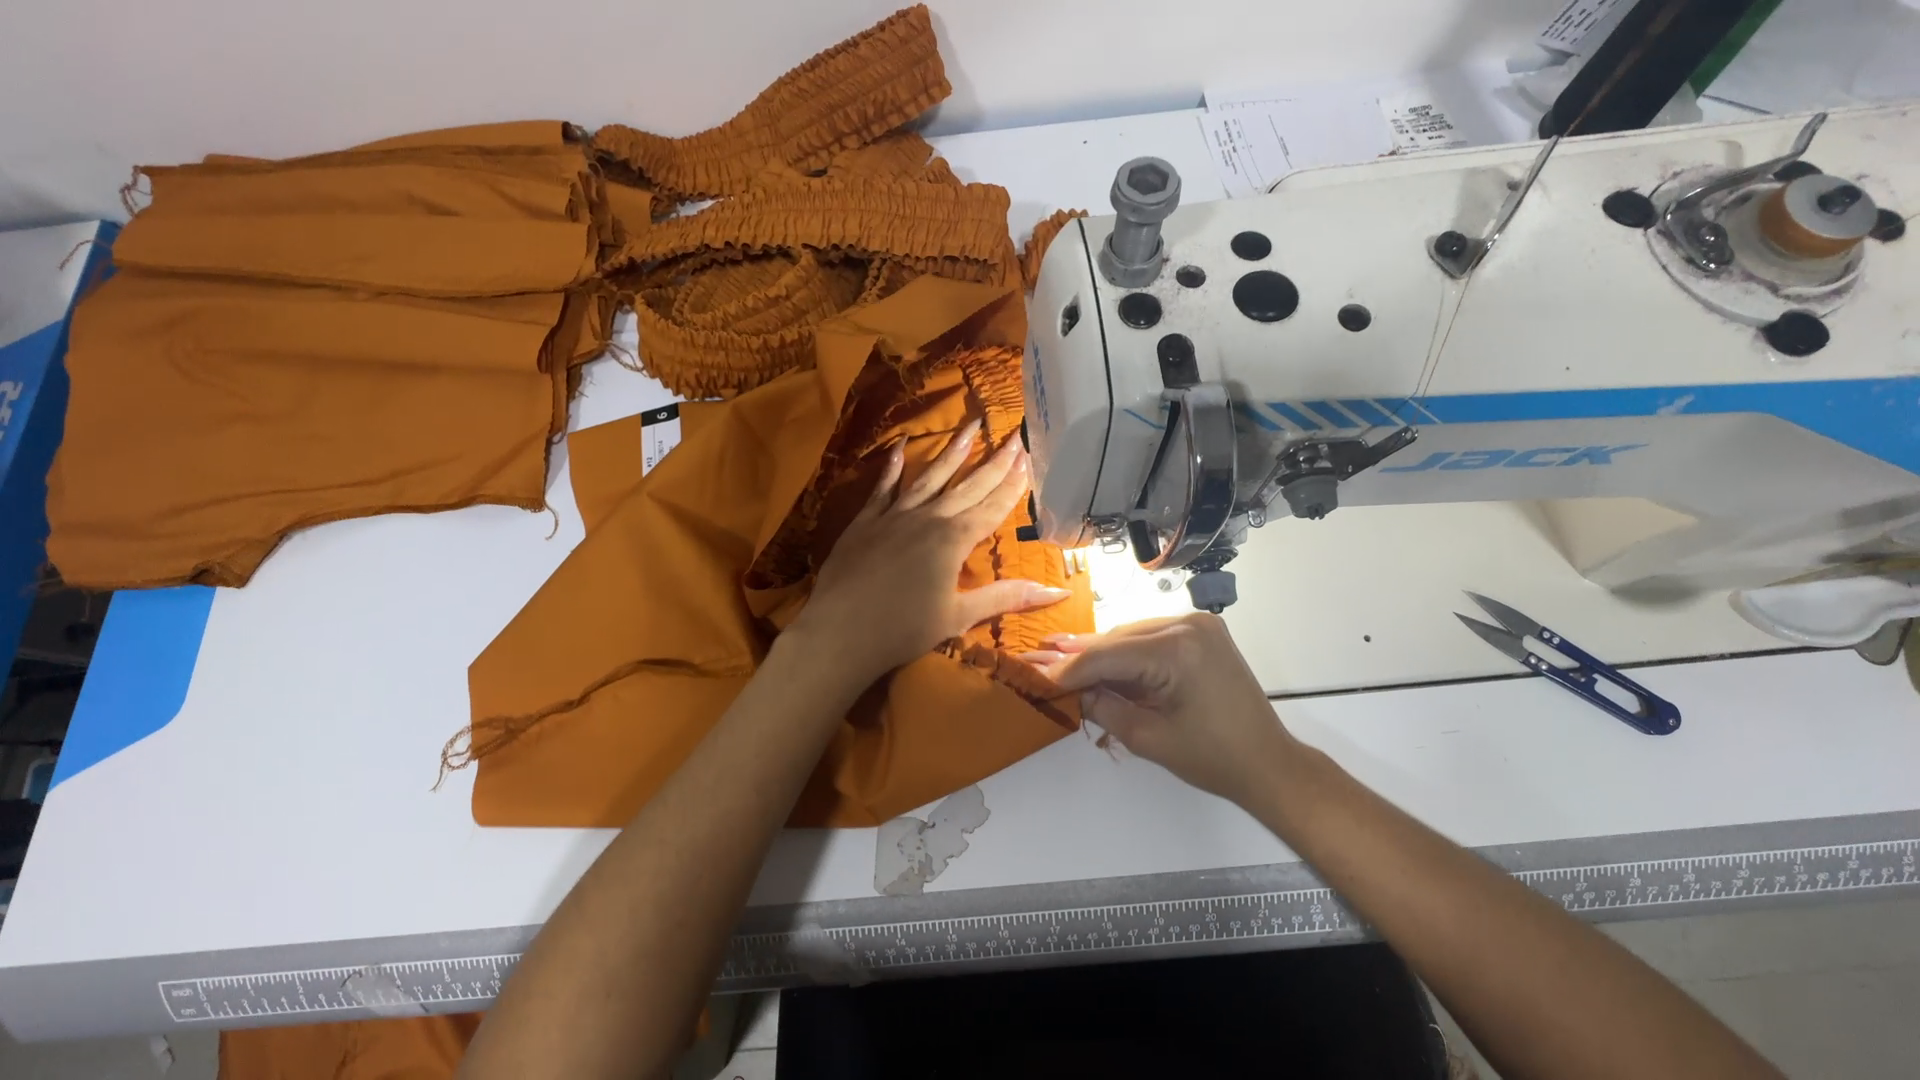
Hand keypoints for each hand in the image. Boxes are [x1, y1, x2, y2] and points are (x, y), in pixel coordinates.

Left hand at [787, 421, 1071, 680]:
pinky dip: (892, 467)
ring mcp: (894, 515)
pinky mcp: (865, 521)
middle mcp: (928, 518)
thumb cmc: (903, 629)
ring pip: (929, 477)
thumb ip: (1007, 597)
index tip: (1029, 456)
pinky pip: (883, 488)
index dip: (1013, 483)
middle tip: (1014, 435)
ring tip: (971, 426)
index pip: (992, 507)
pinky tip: (899, 446)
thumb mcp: (960, 616)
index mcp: (954, 540)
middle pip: (968, 485)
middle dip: (994, 461)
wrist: (840, 631)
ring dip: (952, 452)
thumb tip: (1059, 594)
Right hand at [1031, 614, 1294, 803]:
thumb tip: (1070, 691)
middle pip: (1118, 639)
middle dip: (1082, 658)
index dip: (1068, 669)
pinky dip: (1128, 653)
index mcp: (1177, 651)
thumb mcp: (1147, 738)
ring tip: (1065, 667)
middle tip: (1042, 667)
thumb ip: (1104, 707)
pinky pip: (1152, 637)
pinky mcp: (1204, 631)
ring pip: (1132, 635)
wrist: (1267, 761)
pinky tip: (1104, 666)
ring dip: (1103, 654)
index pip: (1107, 655)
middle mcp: (1188, 624)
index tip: (1035, 676)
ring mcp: (1199, 624)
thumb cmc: (1212, 758)